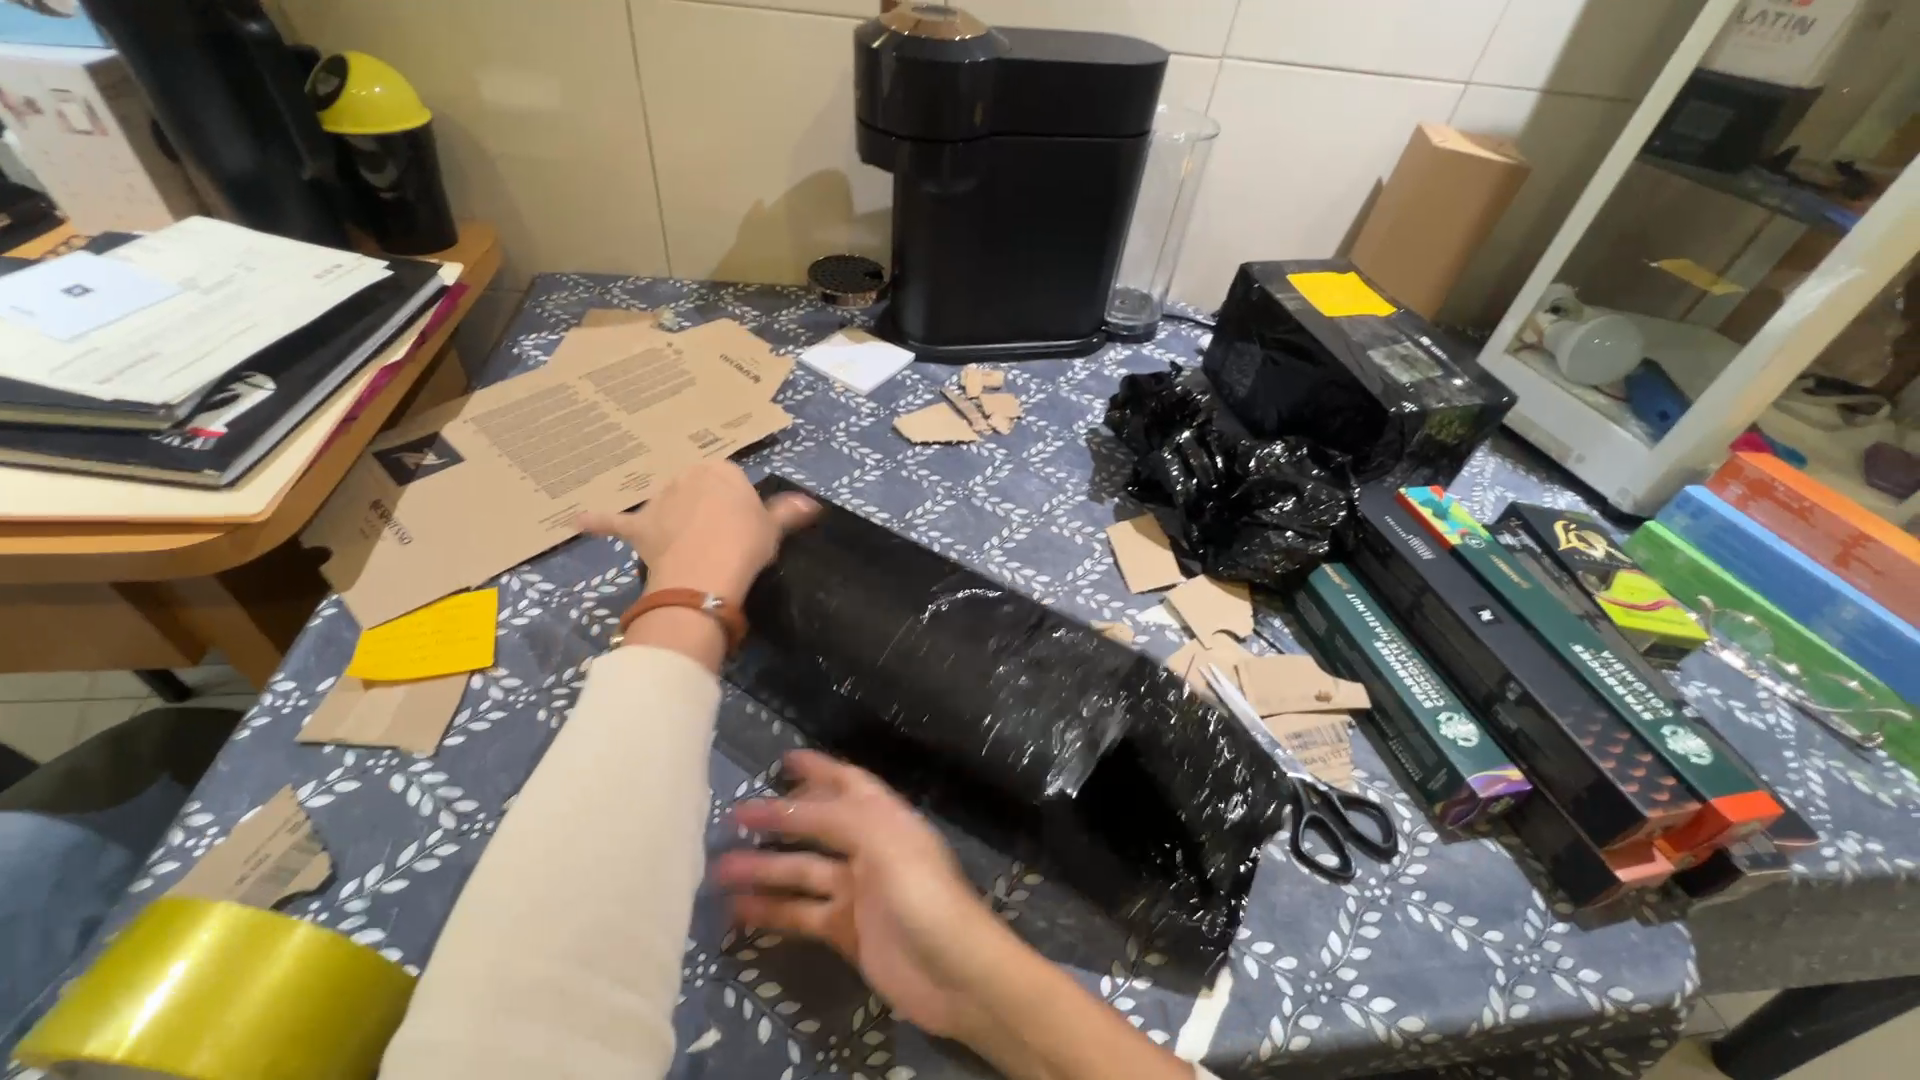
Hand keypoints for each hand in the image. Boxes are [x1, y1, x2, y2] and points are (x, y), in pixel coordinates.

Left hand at [578, 462, 816, 600]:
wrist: (708, 571)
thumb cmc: (746, 543)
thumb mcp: (773, 528)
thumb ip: (787, 513)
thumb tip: (812, 504)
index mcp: (720, 470)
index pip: (730, 482)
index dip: (736, 506)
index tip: (742, 528)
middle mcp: (686, 476)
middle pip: (695, 489)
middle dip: (703, 509)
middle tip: (719, 539)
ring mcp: (658, 501)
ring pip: (664, 504)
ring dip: (670, 517)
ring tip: (685, 545)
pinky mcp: (639, 527)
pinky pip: (615, 522)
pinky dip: (597, 520)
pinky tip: (575, 519)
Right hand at [714, 750, 1014, 1040]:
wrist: (955, 976)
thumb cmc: (925, 898)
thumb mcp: (885, 844)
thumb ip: (839, 818)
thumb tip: (791, 802)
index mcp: (887, 820)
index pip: (847, 785)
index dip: (817, 770)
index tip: (782, 761)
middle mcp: (871, 849)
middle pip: (817, 827)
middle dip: (778, 821)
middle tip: (732, 818)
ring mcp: (858, 892)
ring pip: (802, 872)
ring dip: (763, 868)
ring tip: (717, 869)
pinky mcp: (846, 932)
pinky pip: (801, 914)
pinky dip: (770, 911)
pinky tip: (736, 911)